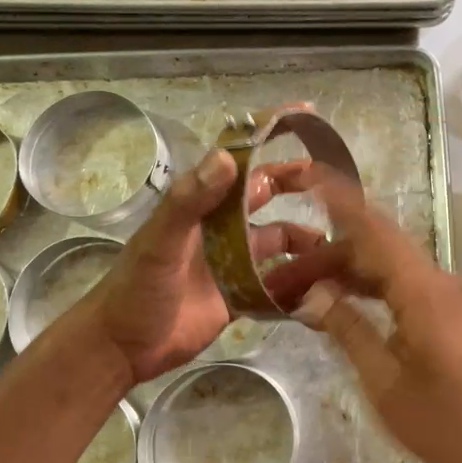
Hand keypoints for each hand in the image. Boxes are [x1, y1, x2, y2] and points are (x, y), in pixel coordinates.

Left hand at [78, 149, 320, 384]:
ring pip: (278, 240)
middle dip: (299, 185)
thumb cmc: (135, 289)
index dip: (268, 136)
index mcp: (202, 206)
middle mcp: (221, 228)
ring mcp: (231, 262)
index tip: (305, 114)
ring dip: (306, 240)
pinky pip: (276, 282)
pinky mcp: (239, 296)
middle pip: (267, 196)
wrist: (120, 348)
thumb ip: (188, 201)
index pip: (239, 161)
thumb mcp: (159, 242)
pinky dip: (298, 281)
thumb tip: (227, 157)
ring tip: (341, 244)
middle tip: (336, 185)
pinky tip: (324, 284)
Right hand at [275, 173, 461, 462]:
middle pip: (375, 246)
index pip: (372, 228)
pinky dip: (366, 288)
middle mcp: (434, 281)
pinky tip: (337, 304)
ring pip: (386, 267)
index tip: (306, 174)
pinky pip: (399, 286)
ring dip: (345, 272)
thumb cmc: (444, 418)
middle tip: (278, 268)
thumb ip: (347, 329)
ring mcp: (442, 297)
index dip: (339, 199)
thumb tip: (311, 294)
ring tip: (295, 287)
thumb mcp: (383, 378)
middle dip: (326, 251)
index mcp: (420, 288)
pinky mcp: (445, 316)